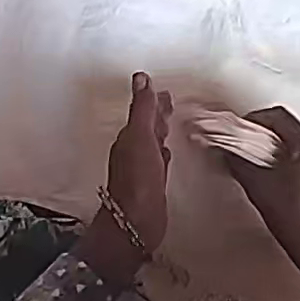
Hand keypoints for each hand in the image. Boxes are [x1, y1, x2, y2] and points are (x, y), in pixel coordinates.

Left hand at [85, 72, 172, 280]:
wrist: (136, 221)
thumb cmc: (138, 179)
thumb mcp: (141, 137)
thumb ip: (142, 109)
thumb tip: (141, 79)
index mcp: (130, 137)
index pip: (142, 112)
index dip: (152, 100)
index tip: (160, 88)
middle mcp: (134, 150)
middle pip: (146, 125)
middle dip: (156, 112)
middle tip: (168, 100)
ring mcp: (142, 168)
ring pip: (152, 142)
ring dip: (160, 130)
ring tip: (169, 120)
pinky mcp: (152, 183)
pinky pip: (158, 160)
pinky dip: (162, 151)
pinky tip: (166, 152)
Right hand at [223, 107, 299, 295]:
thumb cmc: (295, 219)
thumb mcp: (257, 185)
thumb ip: (238, 162)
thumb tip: (225, 151)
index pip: (278, 117)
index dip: (254, 119)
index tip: (240, 127)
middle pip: (287, 125)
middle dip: (262, 130)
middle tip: (244, 138)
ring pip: (294, 137)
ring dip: (273, 142)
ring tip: (254, 153)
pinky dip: (283, 153)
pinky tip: (269, 166)